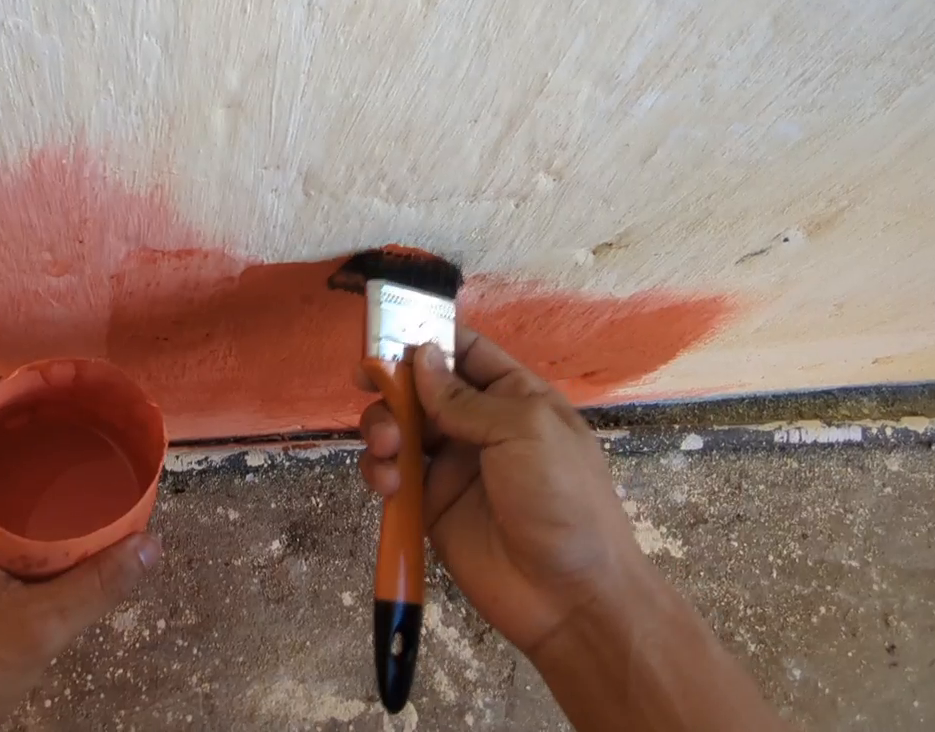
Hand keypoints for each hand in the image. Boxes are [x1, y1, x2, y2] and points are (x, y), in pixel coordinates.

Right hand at [358, 328, 644, 654]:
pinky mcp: (427, 501)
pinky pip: (391, 471)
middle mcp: (477, 422)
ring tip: (389, 447)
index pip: (463, 349)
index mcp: (511, 396)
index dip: (426, 336)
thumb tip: (421, 355)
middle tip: (365, 380)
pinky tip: (389, 484)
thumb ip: (465, 397)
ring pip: (398, 424)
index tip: (387, 334)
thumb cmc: (562, 499)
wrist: (570, 600)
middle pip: (419, 384)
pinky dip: (379, 469)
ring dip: (382, 425)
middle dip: (391, 382)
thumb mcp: (524, 433)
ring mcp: (449, 462)